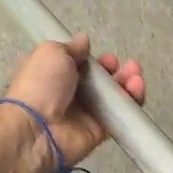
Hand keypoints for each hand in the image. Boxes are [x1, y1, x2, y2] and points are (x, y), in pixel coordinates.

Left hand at [0, 34, 145, 172]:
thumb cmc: (39, 85)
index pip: (77, 65)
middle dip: (112, 69)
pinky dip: (131, 101)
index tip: (99, 56)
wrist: (35, 129)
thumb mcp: (50, 53)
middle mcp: (67, 95)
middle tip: (116, 65)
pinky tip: (137, 88)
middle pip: (97, 80)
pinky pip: (119, 115)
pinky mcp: (98, 131)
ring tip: (134, 75)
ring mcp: (83, 114)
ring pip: (112, 97)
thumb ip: (71, 47)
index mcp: (52, 76)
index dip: (91, 59)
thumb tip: (83, 41)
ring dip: (126, 82)